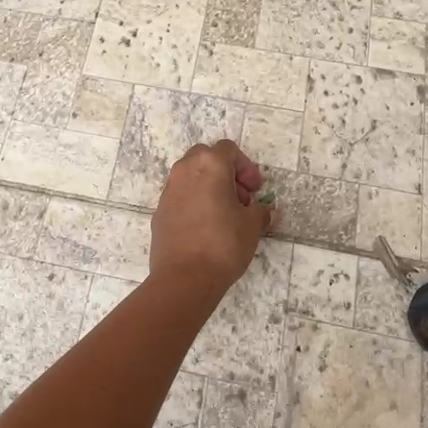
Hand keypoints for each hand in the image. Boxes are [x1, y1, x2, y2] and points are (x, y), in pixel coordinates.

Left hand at [149, 140, 276, 299]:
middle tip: (240, 199)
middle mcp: (185, 170)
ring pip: (191, 176)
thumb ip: (261, 213)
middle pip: (206, 157)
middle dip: (226, 173)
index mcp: (209, 164)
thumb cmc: (223, 243)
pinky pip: (180, 196)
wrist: (184, 278)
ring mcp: (169, 190)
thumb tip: (268, 212)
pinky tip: (205, 229)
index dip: (246, 167)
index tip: (255, 190)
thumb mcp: (252, 226)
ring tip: (224, 215)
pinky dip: (194, 202)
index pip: (228, 149)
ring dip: (209, 187)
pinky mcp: (159, 211)